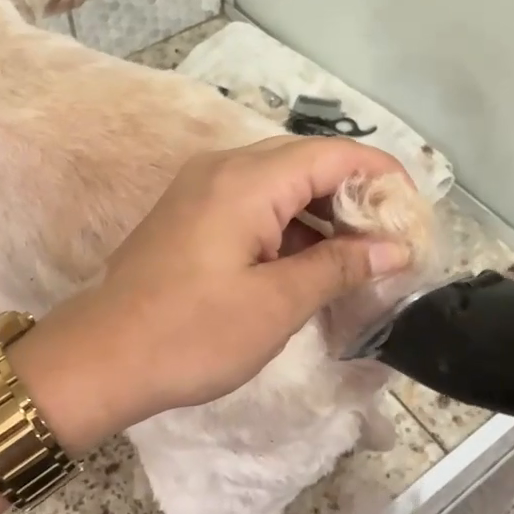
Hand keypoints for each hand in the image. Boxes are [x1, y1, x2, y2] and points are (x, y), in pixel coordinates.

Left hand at [20, 137, 417, 449]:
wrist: (98, 359)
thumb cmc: (191, 334)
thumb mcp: (276, 304)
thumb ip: (340, 267)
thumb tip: (395, 249)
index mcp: (247, 180)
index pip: (333, 155)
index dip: (382, 176)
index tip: (414, 215)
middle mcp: (224, 168)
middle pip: (307, 163)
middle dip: (355, 197)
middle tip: (391, 242)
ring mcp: (202, 189)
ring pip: (280, 184)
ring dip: (322, 215)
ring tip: (359, 260)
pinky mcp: (191, 214)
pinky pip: (253, 204)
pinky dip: (288, 227)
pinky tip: (310, 266)